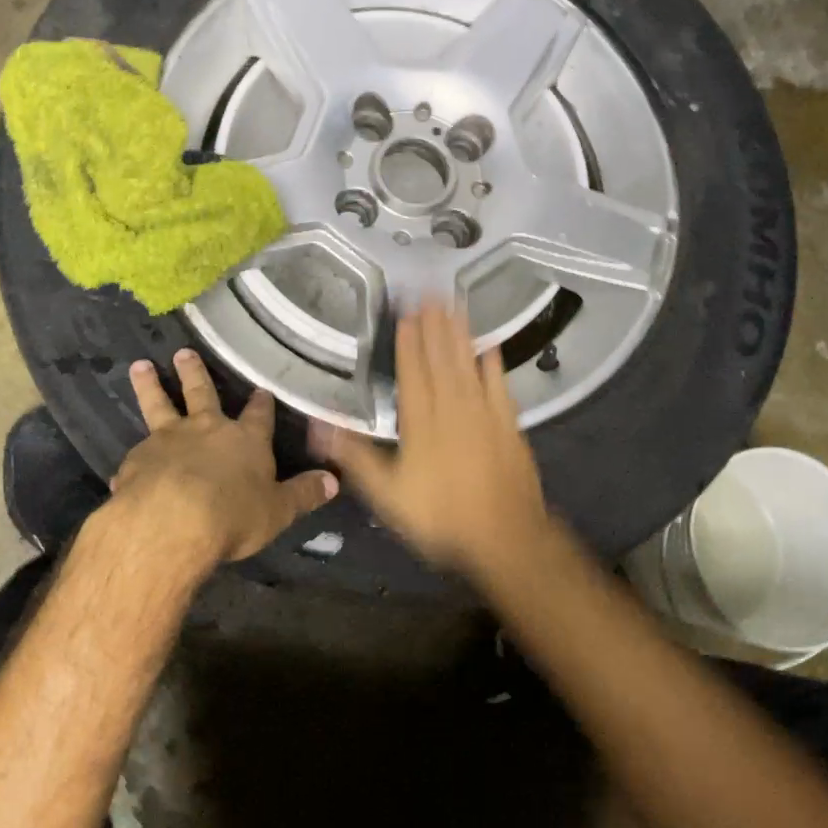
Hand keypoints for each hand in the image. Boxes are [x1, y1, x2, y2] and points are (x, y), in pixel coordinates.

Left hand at [109, 348, 337, 562]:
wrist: (171, 522)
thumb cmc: (233, 516)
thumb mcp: (278, 510)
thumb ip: (303, 494)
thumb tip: (333, 480)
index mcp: (244, 440)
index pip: (258, 415)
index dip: (261, 404)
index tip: (261, 390)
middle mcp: (206, 430)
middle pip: (201, 393)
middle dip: (195, 372)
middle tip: (184, 353)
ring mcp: (167, 440)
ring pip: (158, 405)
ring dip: (150, 385)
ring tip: (140, 366)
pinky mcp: (137, 459)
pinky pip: (135, 455)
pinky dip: (132, 458)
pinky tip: (124, 468)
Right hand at [313, 303, 548, 573]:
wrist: (504, 536)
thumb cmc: (440, 516)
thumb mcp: (386, 493)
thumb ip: (354, 456)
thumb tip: (318, 424)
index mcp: (421, 421)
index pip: (412, 371)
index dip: (408, 341)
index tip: (405, 312)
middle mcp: (452, 407)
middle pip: (440, 358)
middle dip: (433, 324)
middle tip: (429, 291)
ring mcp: (484, 413)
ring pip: (467, 364)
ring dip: (459, 333)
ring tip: (453, 303)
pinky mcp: (509, 424)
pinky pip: (498, 384)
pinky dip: (492, 363)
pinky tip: (489, 345)